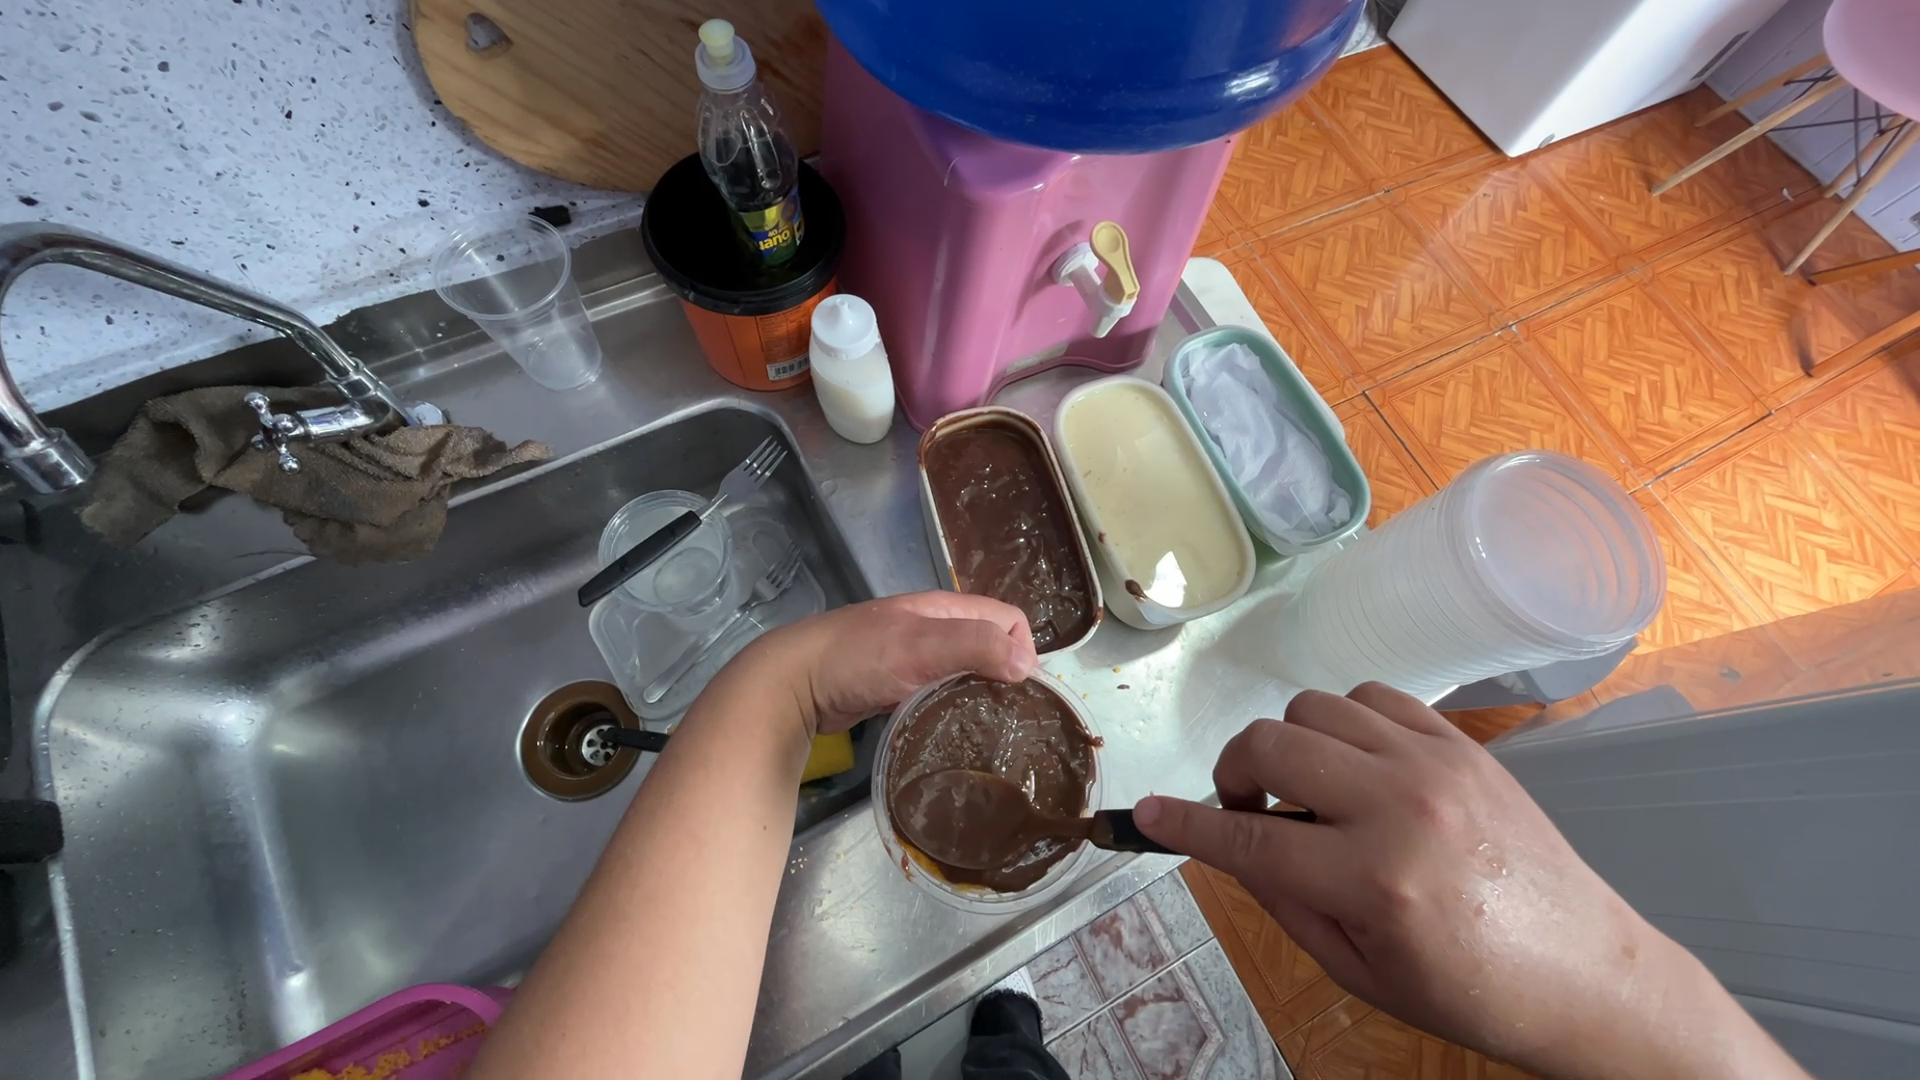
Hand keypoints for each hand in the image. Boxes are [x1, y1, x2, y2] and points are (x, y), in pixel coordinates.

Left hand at [725, 592, 1037, 736]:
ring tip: (980, 727)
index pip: (1007, 618)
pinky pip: (938, 688)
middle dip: (1003, 674)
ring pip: (962, 668)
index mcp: (944, 609)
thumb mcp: (922, 646)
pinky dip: (949, 703)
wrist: (794, 681)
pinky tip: (944, 727)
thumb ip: (975, 646)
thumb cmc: (861, 658)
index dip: (1022, 650)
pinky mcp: (895, 681)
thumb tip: (1027, 663)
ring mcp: (911, 653)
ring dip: (976, 691)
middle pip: (987, 643)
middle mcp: (932, 626)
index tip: (1018, 693)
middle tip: (1005, 717)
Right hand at [1134, 684, 1806, 1079]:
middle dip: (1234, 773)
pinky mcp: (1460, 743)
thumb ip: (1279, 895)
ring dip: (1289, 746)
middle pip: (1269, 746)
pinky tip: (1356, 761)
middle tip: (1249, 805)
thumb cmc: (1466, 989)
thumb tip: (1227, 840)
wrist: (1592, 976)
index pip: (1248, 837)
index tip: (1146, 812)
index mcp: (1374, 879)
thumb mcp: (1356, 968)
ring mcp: (1434, 762)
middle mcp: (1399, 805)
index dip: (1186, 824)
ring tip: (1310, 786)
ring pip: (1310, 709)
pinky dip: (1341, 722)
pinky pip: (1369, 696)